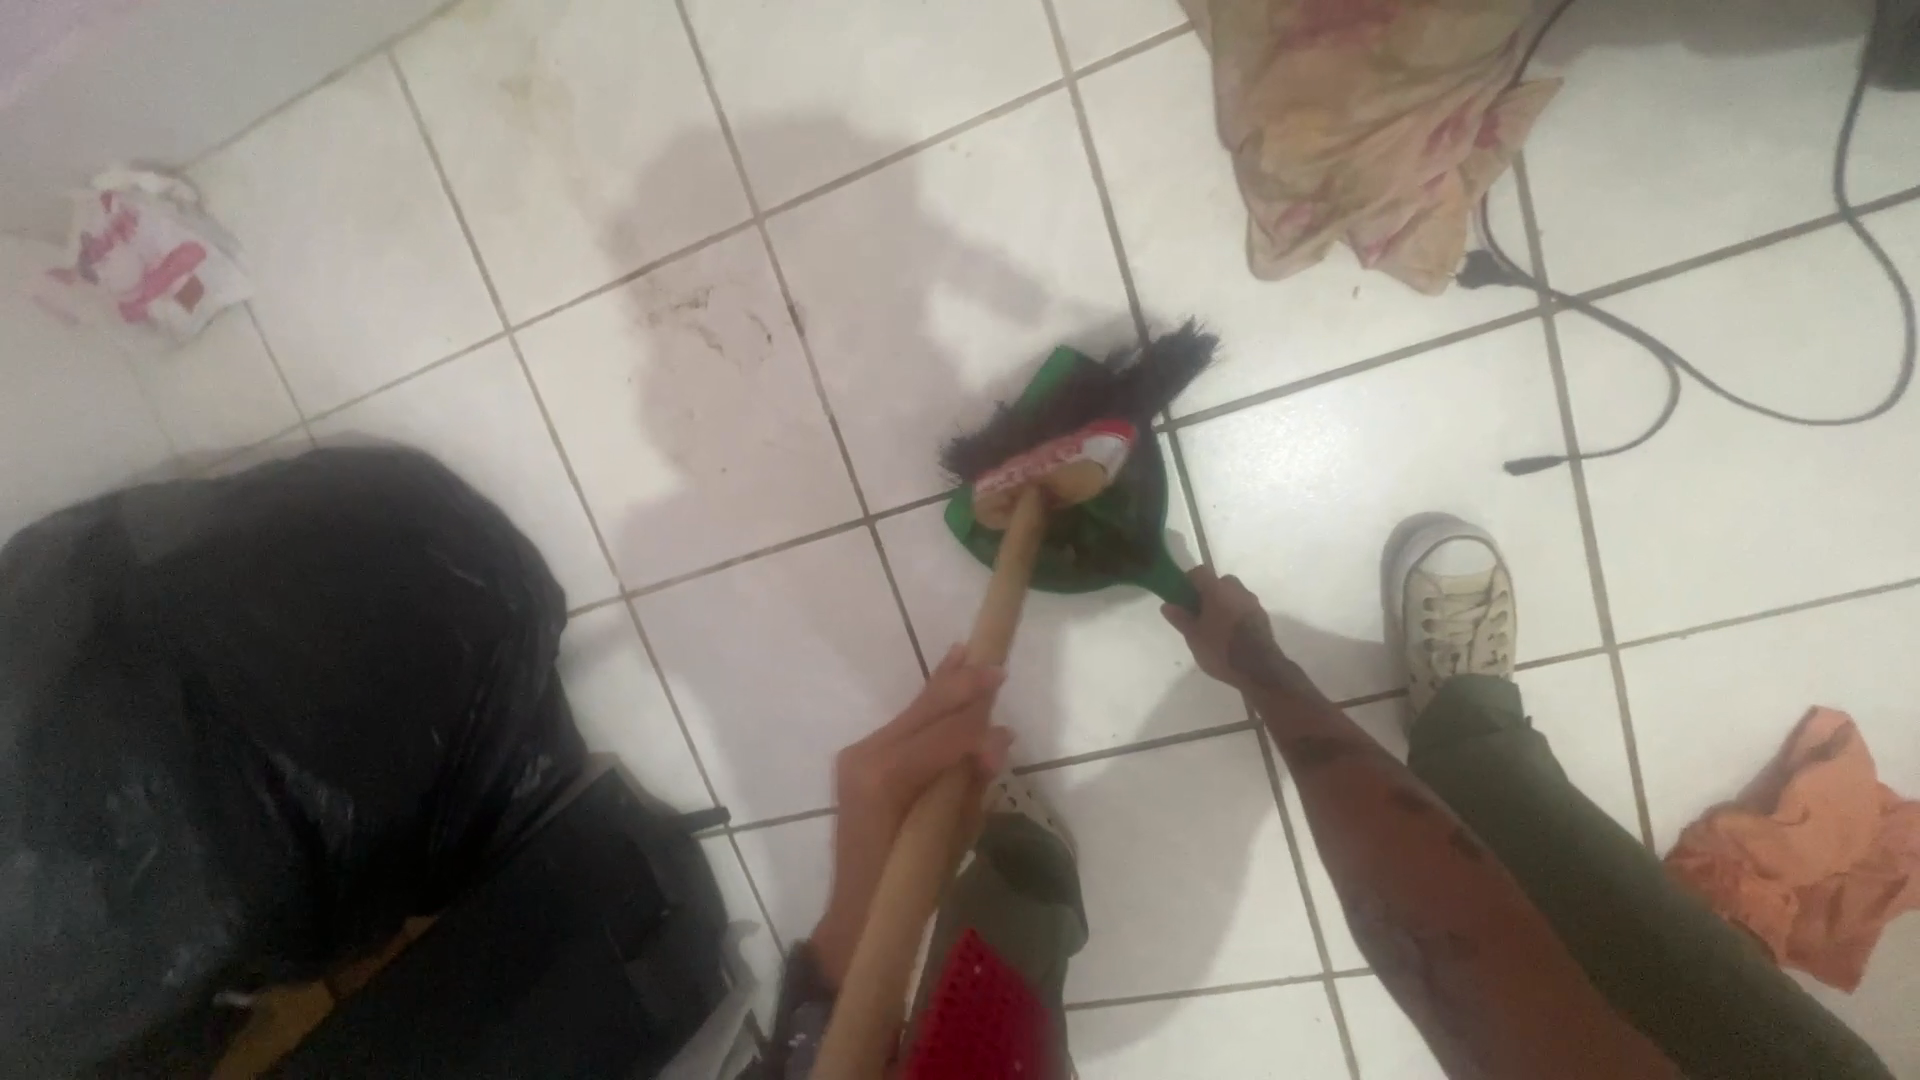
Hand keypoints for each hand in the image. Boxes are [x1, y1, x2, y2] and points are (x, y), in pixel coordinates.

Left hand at [810, 645, 1011, 986]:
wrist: (858, 913)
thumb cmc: (908, 887)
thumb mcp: (951, 838)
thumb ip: (971, 783)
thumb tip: (998, 738)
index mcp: (886, 778)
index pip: (944, 735)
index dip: (978, 722)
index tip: (1005, 710)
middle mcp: (867, 756)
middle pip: (925, 710)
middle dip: (962, 686)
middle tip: (996, 667)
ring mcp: (860, 755)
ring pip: (913, 711)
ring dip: (944, 686)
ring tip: (969, 654)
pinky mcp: (862, 759)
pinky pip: (904, 725)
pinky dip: (928, 705)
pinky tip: (943, 678)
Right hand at [1162, 567, 1330, 706]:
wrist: (1260, 669)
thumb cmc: (1220, 649)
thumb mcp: (1193, 636)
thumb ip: (1180, 618)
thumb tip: (1167, 605)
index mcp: (1217, 590)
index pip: (1199, 572)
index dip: (1188, 581)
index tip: (1182, 597)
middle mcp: (1237, 590)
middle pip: (1219, 581)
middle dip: (1208, 592)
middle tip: (1198, 612)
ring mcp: (1253, 603)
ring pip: (1234, 595)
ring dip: (1223, 603)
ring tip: (1214, 626)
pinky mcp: (1263, 617)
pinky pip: (1244, 608)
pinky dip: (1236, 614)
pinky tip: (1230, 634)